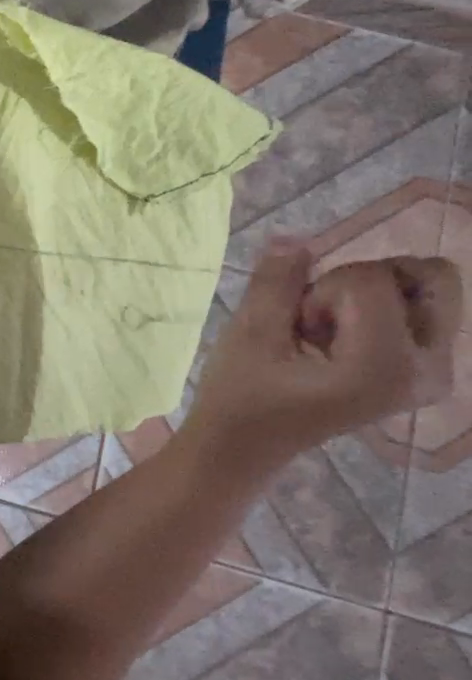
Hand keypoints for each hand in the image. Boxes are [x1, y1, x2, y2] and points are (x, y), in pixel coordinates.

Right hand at [185, 239, 461, 468]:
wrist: (248, 442)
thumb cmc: (241, 392)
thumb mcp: (248, 333)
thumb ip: (276, 283)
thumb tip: (294, 237)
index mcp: (388, 363)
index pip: (372, 280)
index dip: (319, 289)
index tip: (296, 326)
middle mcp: (434, 368)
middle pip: (432, 279)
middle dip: (367, 281)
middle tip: (321, 316)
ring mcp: (438, 373)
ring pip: (428, 291)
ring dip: (371, 295)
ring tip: (328, 332)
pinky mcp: (430, 372)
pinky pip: (422, 312)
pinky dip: (379, 309)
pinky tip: (342, 339)